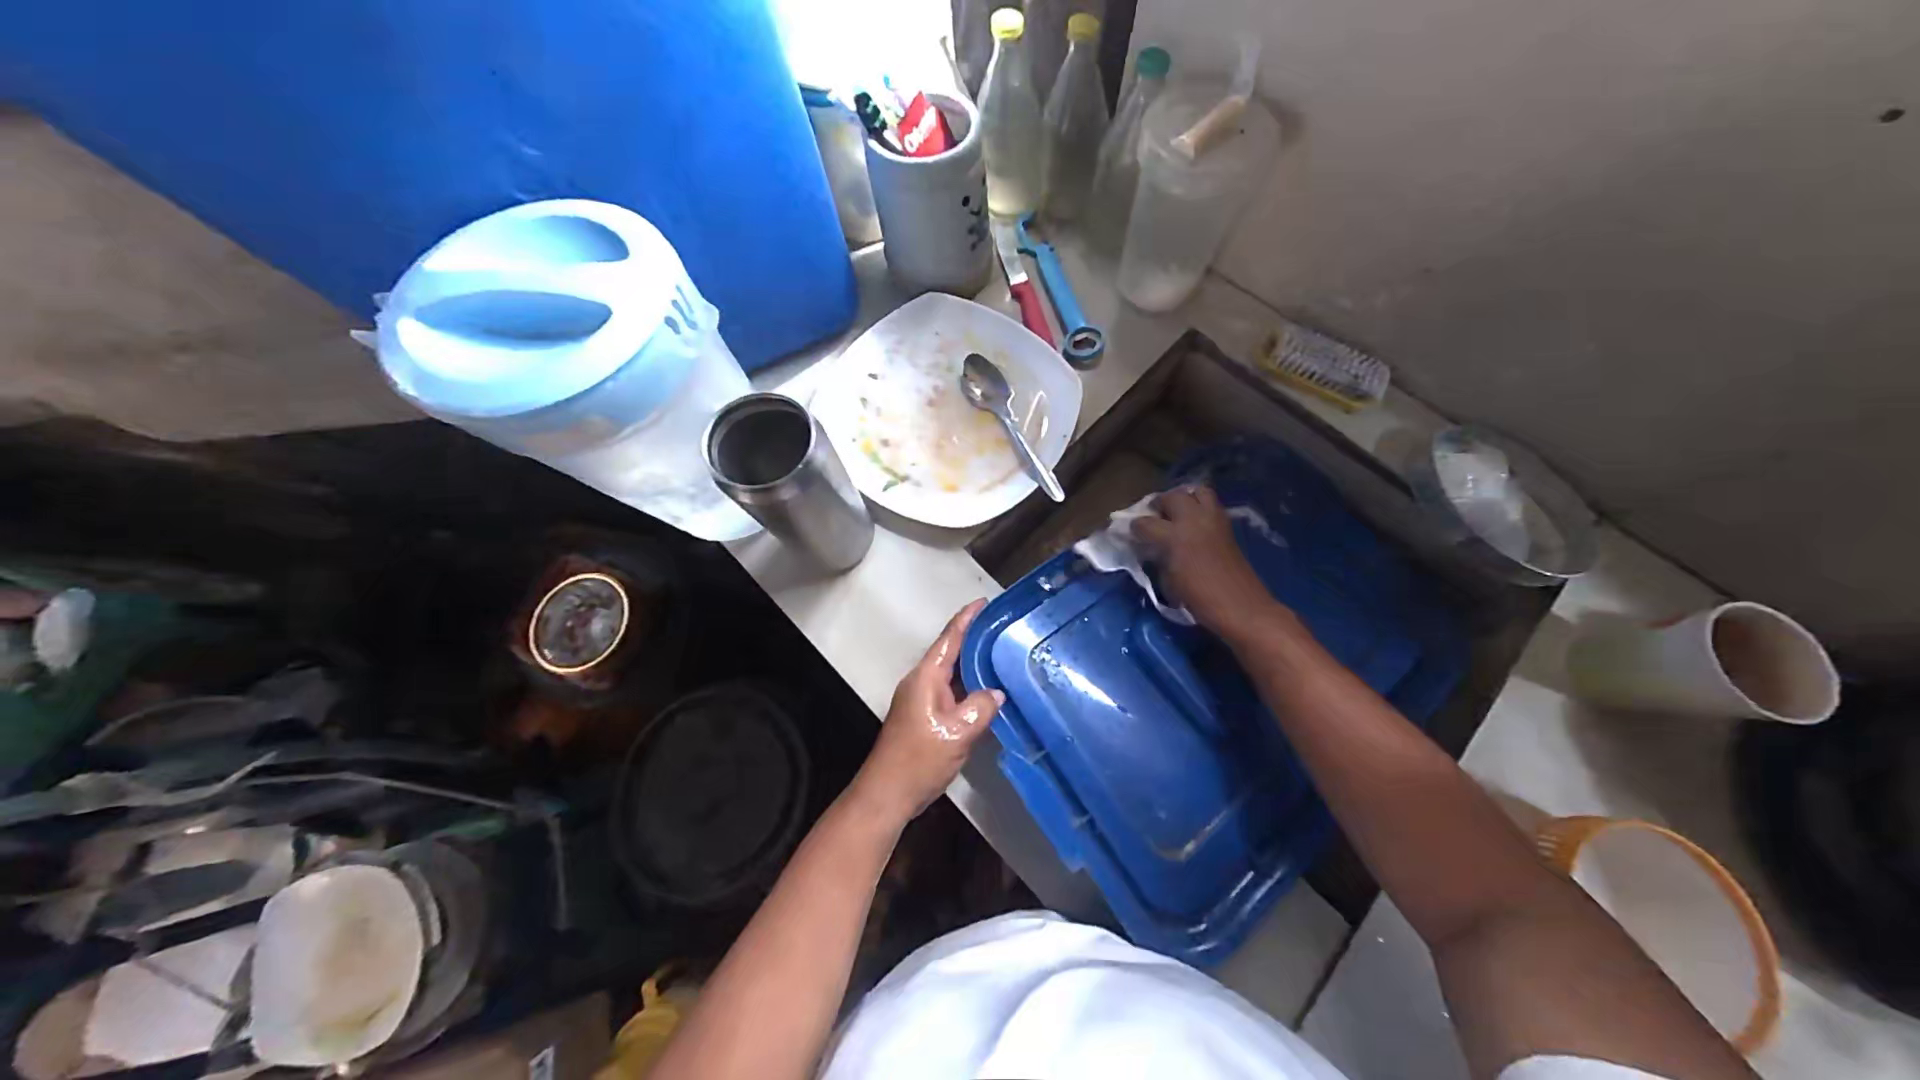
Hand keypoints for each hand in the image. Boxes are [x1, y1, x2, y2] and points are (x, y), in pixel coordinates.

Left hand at [852, 600, 1003, 823]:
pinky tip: (988, 689)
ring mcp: (921, 698)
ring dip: (973, 662)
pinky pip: (951, 690)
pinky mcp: (925, 715)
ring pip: (952, 672)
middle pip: (951, 651)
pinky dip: (969, 684)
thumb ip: (981, 708)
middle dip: (975, 637)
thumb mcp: (958, 733)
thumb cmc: (919, 759)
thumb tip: (997, 692)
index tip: (986, 601)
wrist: (888, 793)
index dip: (968, 618)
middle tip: (1005, 627)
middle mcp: (922, 681)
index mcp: (926, 676)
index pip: (950, 638)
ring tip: (1002, 653)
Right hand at [1132, 485, 1288, 640]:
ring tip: (1177, 511)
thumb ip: (1157, 558)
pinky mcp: (1227, 525)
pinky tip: (1194, 522)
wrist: (1240, 606)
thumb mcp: (1168, 581)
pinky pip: (1211, 504)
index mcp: (1173, 536)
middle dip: (1159, 504)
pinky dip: (1199, 506)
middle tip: (1153, 516)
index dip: (1135, 528)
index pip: (1144, 523)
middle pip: (1172, 497)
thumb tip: (1152, 548)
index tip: (1132, 533)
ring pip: (1196, 491)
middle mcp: (1193, 520)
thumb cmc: (1199, 598)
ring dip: (1184, 498)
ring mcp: (1213, 519)